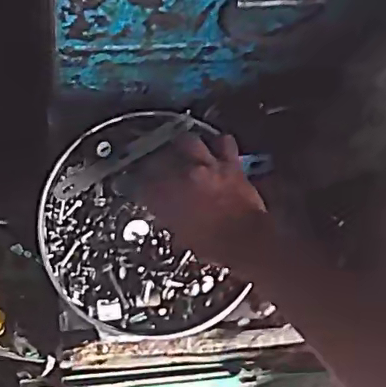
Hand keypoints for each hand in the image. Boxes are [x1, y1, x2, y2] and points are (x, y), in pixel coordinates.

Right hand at [136, 133, 272, 265]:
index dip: (138, 187)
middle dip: (154, 162)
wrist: (247, 241)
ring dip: (181, 145)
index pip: (143, 185)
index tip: (138, 190)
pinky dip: (217, 143)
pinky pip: (223, 142)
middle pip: (160, 158)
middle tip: (155, 167)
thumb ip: (171, 220)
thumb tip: (165, 216)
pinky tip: (214, 148)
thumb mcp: (183, 237)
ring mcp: (208, 167)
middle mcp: (185, 177)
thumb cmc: (216, 245)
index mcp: (169, 198)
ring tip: (180, 149)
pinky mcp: (230, 164)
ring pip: (187, 141)